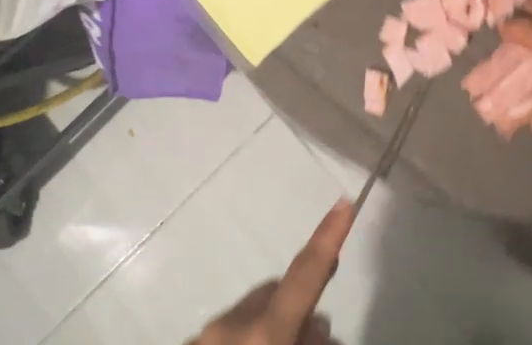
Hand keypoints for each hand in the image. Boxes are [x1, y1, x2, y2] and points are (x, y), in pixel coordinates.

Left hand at [189, 200, 353, 344]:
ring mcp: (201, 335)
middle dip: (295, 305)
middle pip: (274, 293)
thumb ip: (313, 340)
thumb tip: (319, 323)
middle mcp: (229, 324)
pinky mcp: (187, 342)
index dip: (328, 237)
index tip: (344, 200)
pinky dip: (243, 340)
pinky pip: (224, 331)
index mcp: (264, 333)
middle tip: (312, 334)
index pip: (305, 275)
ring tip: (281, 343)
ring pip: (247, 313)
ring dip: (267, 326)